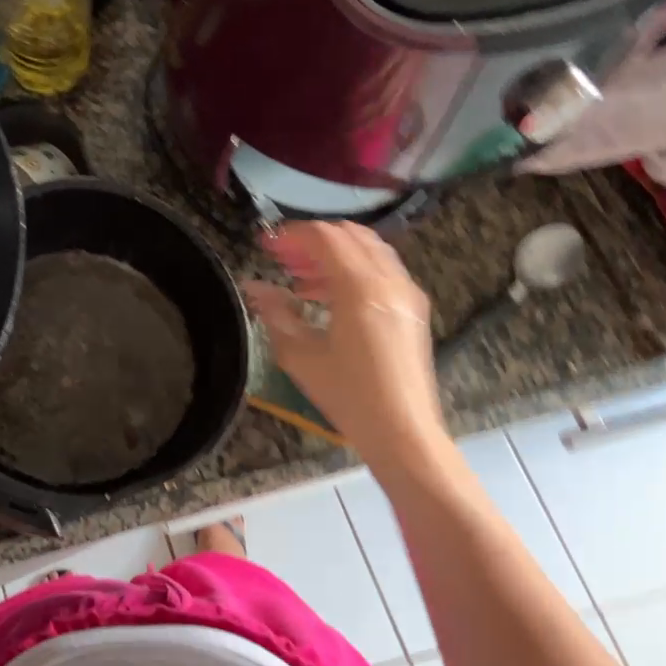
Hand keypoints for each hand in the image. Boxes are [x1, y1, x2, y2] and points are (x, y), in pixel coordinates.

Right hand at [245, 222, 449, 464]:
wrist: (403, 430)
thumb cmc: (348, 394)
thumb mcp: (299, 354)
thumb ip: (275, 312)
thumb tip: (253, 286)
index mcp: (360, 288)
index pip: (325, 238)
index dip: (291, 234)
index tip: (265, 243)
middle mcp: (389, 281)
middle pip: (350, 236)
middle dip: (312, 240)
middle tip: (281, 257)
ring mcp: (406, 294)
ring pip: (368, 250)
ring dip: (333, 253)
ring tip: (299, 276)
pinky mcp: (412, 310)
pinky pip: (381, 270)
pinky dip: (352, 269)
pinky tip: (327, 296)